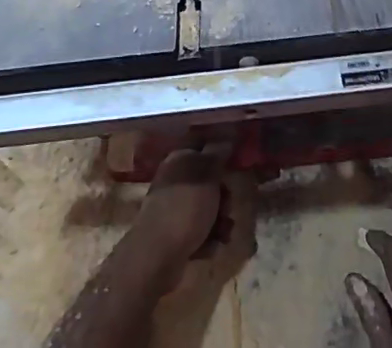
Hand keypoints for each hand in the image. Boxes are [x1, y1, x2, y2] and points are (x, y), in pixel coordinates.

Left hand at [126, 148, 228, 283]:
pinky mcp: (173, 235)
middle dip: (224, 197)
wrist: (157, 256)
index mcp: (178, 160)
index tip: (234, 167)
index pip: (202, 147)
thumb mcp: (206, 174)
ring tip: (224, 234)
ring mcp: (171, 209)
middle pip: (207, 182)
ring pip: (205, 209)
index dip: (220, 154)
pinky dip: (207, 239)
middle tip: (228, 207)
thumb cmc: (185, 207)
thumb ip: (217, 153)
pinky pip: (198, 231)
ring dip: (219, 222)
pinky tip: (209, 247)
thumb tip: (226, 136)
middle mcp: (173, 181)